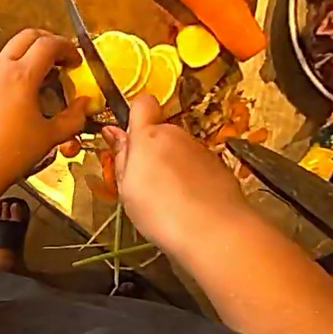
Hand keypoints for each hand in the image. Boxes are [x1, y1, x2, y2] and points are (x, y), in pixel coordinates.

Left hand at [0, 29, 90, 187]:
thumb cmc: (9, 153)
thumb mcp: (50, 136)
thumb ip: (73, 118)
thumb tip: (84, 105)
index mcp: (22, 75)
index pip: (48, 44)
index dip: (67, 48)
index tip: (76, 59)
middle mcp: (1, 69)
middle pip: (27, 37)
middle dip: (48, 41)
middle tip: (63, 57)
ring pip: (12, 49)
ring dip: (31, 54)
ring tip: (47, 75)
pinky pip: (1, 66)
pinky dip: (18, 67)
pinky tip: (28, 91)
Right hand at [104, 94, 252, 250]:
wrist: (212, 230)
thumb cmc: (161, 212)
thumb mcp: (126, 188)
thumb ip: (121, 157)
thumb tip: (114, 134)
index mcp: (148, 137)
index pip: (142, 103)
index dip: (135, 117)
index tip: (127, 141)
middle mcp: (177, 136)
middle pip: (159, 133)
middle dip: (150, 152)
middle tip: (142, 184)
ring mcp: (200, 150)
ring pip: (178, 151)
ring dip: (170, 168)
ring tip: (165, 201)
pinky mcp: (218, 166)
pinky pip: (196, 167)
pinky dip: (190, 180)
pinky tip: (186, 204)